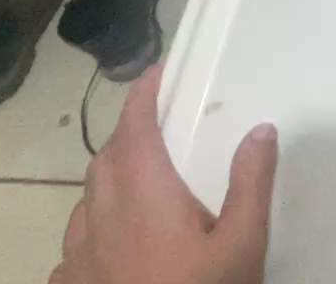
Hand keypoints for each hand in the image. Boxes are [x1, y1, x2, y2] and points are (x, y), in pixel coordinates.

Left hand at [51, 65, 278, 283]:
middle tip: (161, 126)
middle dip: (128, 136)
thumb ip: (251, 182)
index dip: (140, 98)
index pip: (133, 132)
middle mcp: (102, 221)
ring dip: (109, 179)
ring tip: (141, 181)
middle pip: (104, 162)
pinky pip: (75, 244)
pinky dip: (95, 225)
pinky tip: (116, 242)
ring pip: (85, 202)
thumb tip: (260, 128)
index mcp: (145, 198)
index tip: (153, 72)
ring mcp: (79, 261)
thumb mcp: (243, 242)